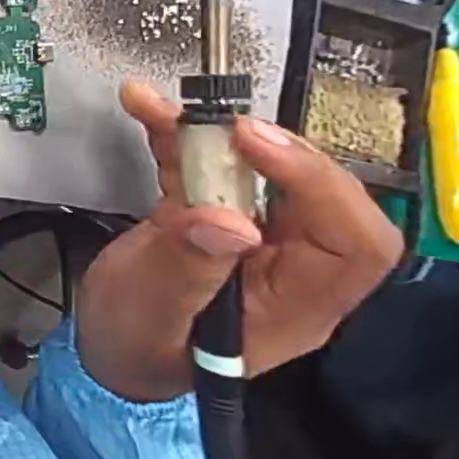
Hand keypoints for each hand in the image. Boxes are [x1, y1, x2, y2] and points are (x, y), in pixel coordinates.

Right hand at [72, 80, 402, 401]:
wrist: (106, 351)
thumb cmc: (134, 345)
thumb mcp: (153, 311)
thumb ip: (186, 268)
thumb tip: (229, 221)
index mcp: (298, 301)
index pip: (352, 238)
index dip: (316, 183)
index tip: (253, 142)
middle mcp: (286, 264)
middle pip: (307, 194)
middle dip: (262, 148)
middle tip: (209, 121)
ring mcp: (247, 239)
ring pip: (252, 174)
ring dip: (206, 134)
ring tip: (157, 107)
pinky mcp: (206, 219)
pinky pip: (203, 172)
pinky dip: (175, 141)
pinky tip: (147, 113)